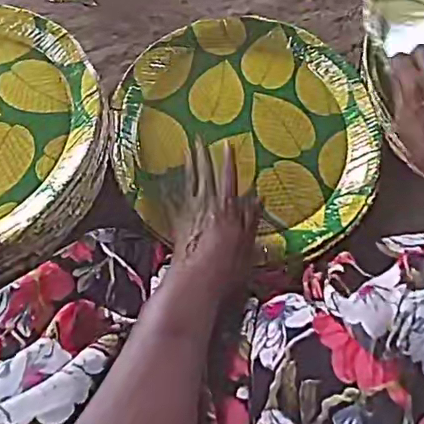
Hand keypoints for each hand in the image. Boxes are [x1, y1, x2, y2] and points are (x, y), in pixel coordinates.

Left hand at [163, 141, 257, 301]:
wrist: (197, 283)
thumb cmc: (226, 267)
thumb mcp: (247, 242)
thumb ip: (252, 218)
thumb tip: (258, 197)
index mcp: (227, 209)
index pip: (228, 178)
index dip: (227, 161)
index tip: (226, 144)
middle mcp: (207, 206)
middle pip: (205, 176)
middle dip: (202, 156)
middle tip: (197, 139)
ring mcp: (189, 214)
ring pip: (189, 185)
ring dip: (187, 167)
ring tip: (185, 152)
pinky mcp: (176, 225)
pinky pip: (173, 202)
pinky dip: (170, 191)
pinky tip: (165, 183)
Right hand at [389, 46, 423, 178]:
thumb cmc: (423, 148)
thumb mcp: (397, 123)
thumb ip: (396, 96)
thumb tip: (395, 81)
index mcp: (412, 86)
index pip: (399, 58)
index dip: (395, 65)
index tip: (395, 72)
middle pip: (422, 50)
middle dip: (415, 59)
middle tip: (414, 73)